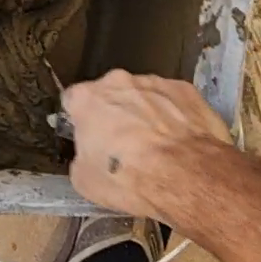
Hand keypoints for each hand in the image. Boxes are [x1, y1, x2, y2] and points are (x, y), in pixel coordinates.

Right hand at [63, 71, 234, 222]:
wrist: (185, 178)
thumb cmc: (127, 177)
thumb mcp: (84, 180)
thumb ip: (81, 156)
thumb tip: (89, 156)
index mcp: (86, 98)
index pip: (73, 101)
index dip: (80, 120)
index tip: (89, 138)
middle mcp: (118, 81)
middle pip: (110, 94)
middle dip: (115, 114)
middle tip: (125, 145)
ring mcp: (155, 82)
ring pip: (144, 95)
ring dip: (146, 114)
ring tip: (159, 146)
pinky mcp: (187, 90)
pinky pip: (174, 101)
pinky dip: (176, 116)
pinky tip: (181, 142)